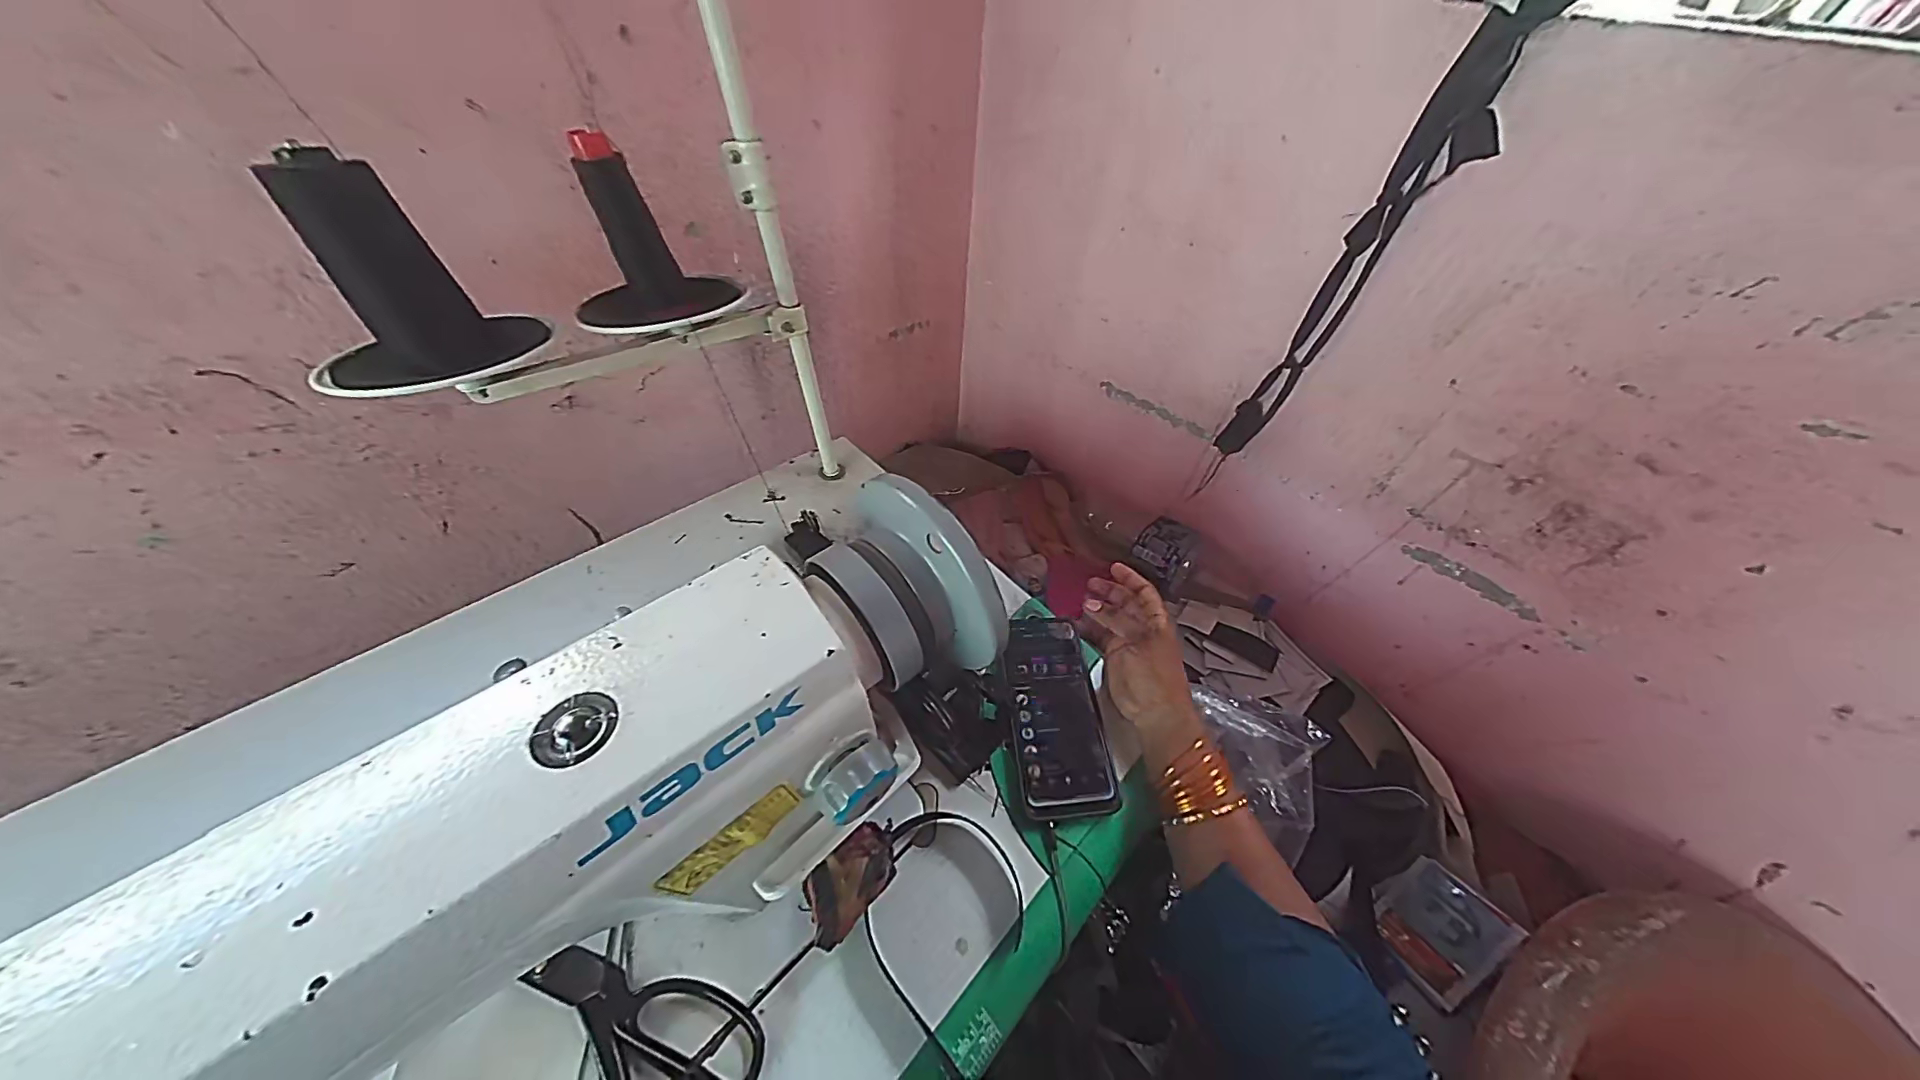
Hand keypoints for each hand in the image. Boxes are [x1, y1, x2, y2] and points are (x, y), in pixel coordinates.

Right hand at [1075, 563, 1196, 740]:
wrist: (1156, 714)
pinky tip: (1080, 623)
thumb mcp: (1136, 642)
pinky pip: (1101, 636)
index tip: (1114, 568)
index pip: (1144, 593)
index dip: (1130, 578)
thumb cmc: (1157, 681)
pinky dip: (1090, 628)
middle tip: (1091, 583)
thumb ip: (1116, 621)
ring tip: (1082, 602)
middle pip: (1126, 604)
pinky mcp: (1116, 659)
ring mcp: (1130, 645)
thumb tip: (1096, 605)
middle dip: (1109, 591)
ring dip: (1097, 609)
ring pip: (1111, 619)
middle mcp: (1144, 631)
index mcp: (1157, 623)